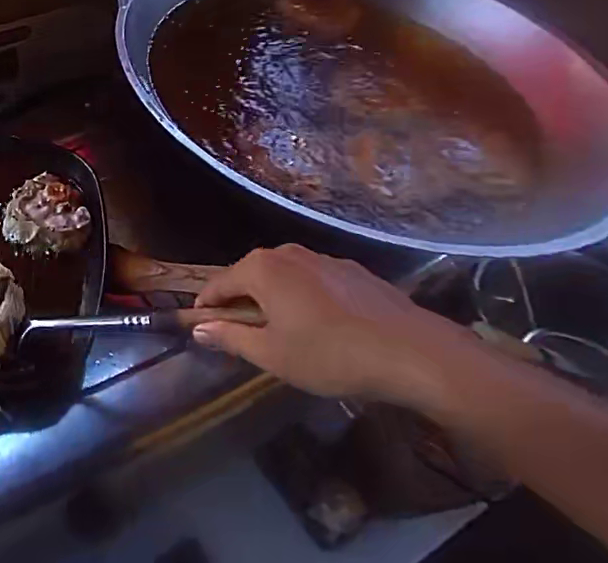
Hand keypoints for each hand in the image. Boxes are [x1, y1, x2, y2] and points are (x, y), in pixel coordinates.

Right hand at [191, 244, 483, 402]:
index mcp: (262, 268)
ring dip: (272, 297)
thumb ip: (231, 337)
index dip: (206, 305)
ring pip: (283, 275)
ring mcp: (321, 257)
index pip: (219, 282)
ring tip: (277, 329)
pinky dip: (302, 296)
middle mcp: (288, 252)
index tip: (199, 325)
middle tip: (237, 332)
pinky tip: (318, 324)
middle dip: (239, 299)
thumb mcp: (272, 355)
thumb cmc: (329, 355)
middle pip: (250, 273)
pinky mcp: (349, 268)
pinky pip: (312, 279)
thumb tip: (199, 327)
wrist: (408, 349)